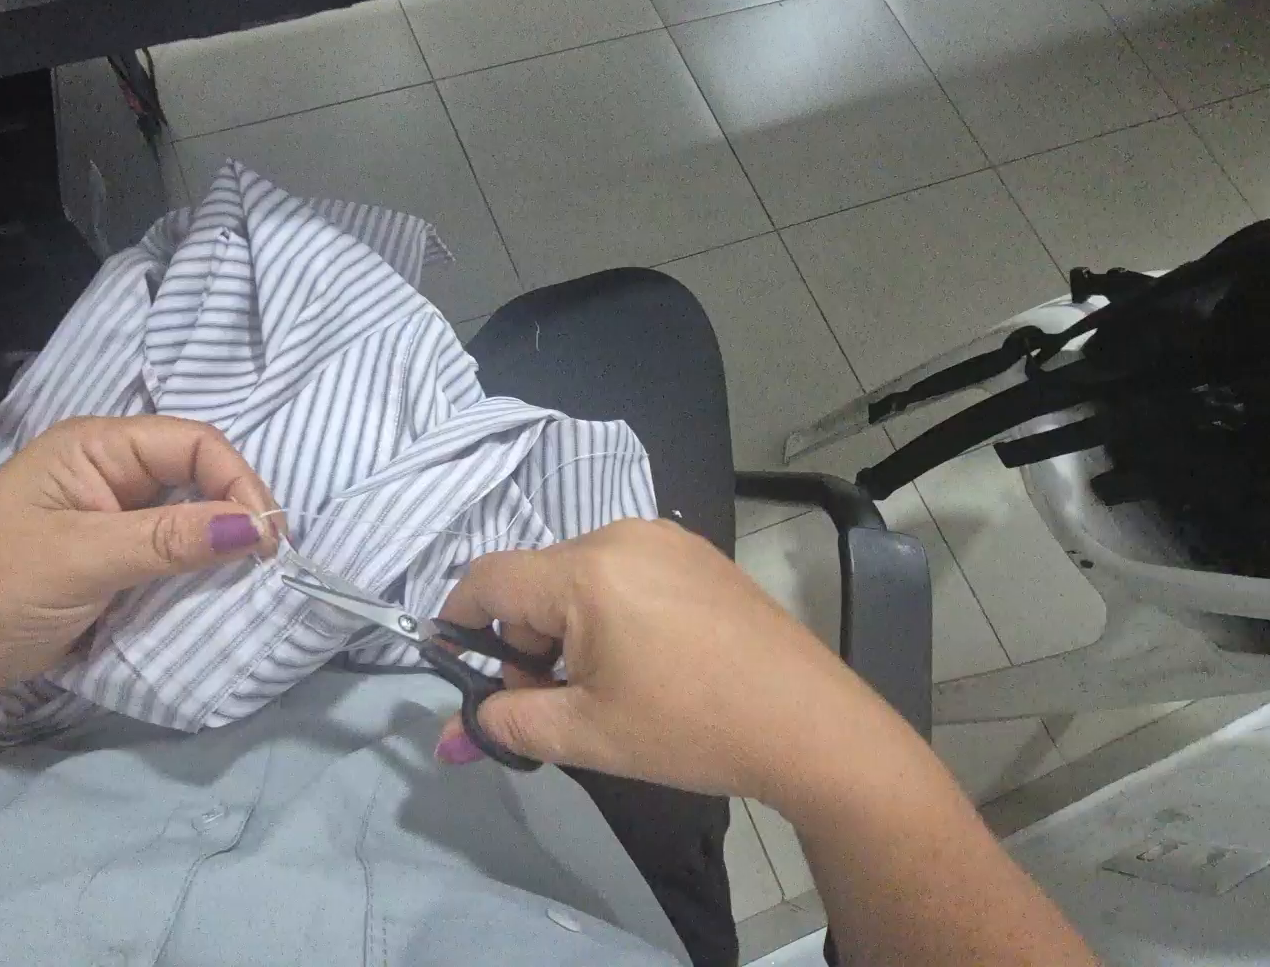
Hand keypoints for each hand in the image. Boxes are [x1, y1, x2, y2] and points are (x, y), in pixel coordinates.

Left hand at [0, 415, 279, 753]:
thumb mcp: (82, 560)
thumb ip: (171, 539)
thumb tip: (260, 526)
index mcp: (93, 447)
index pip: (193, 443)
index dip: (238, 481)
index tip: (269, 539)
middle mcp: (107, 472)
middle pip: (197, 474)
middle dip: (235, 510)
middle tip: (269, 560)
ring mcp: (110, 518)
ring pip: (189, 515)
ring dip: (220, 542)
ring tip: (252, 576)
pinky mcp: (112, 561)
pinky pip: (173, 552)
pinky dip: (199, 568)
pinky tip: (217, 588)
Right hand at [432, 519, 929, 813]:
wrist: (813, 725)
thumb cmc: (692, 728)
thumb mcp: (588, 736)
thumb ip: (509, 723)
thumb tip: (461, 727)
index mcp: (588, 572)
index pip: (490, 577)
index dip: (459, 615)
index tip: (456, 657)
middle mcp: (620, 534)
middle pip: (536, 579)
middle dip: (526, 638)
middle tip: (553, 697)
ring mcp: (663, 536)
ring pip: (577, 573)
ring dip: (566, 623)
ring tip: (605, 679)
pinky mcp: (694, 550)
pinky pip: (621, 567)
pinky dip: (606, 606)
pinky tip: (646, 652)